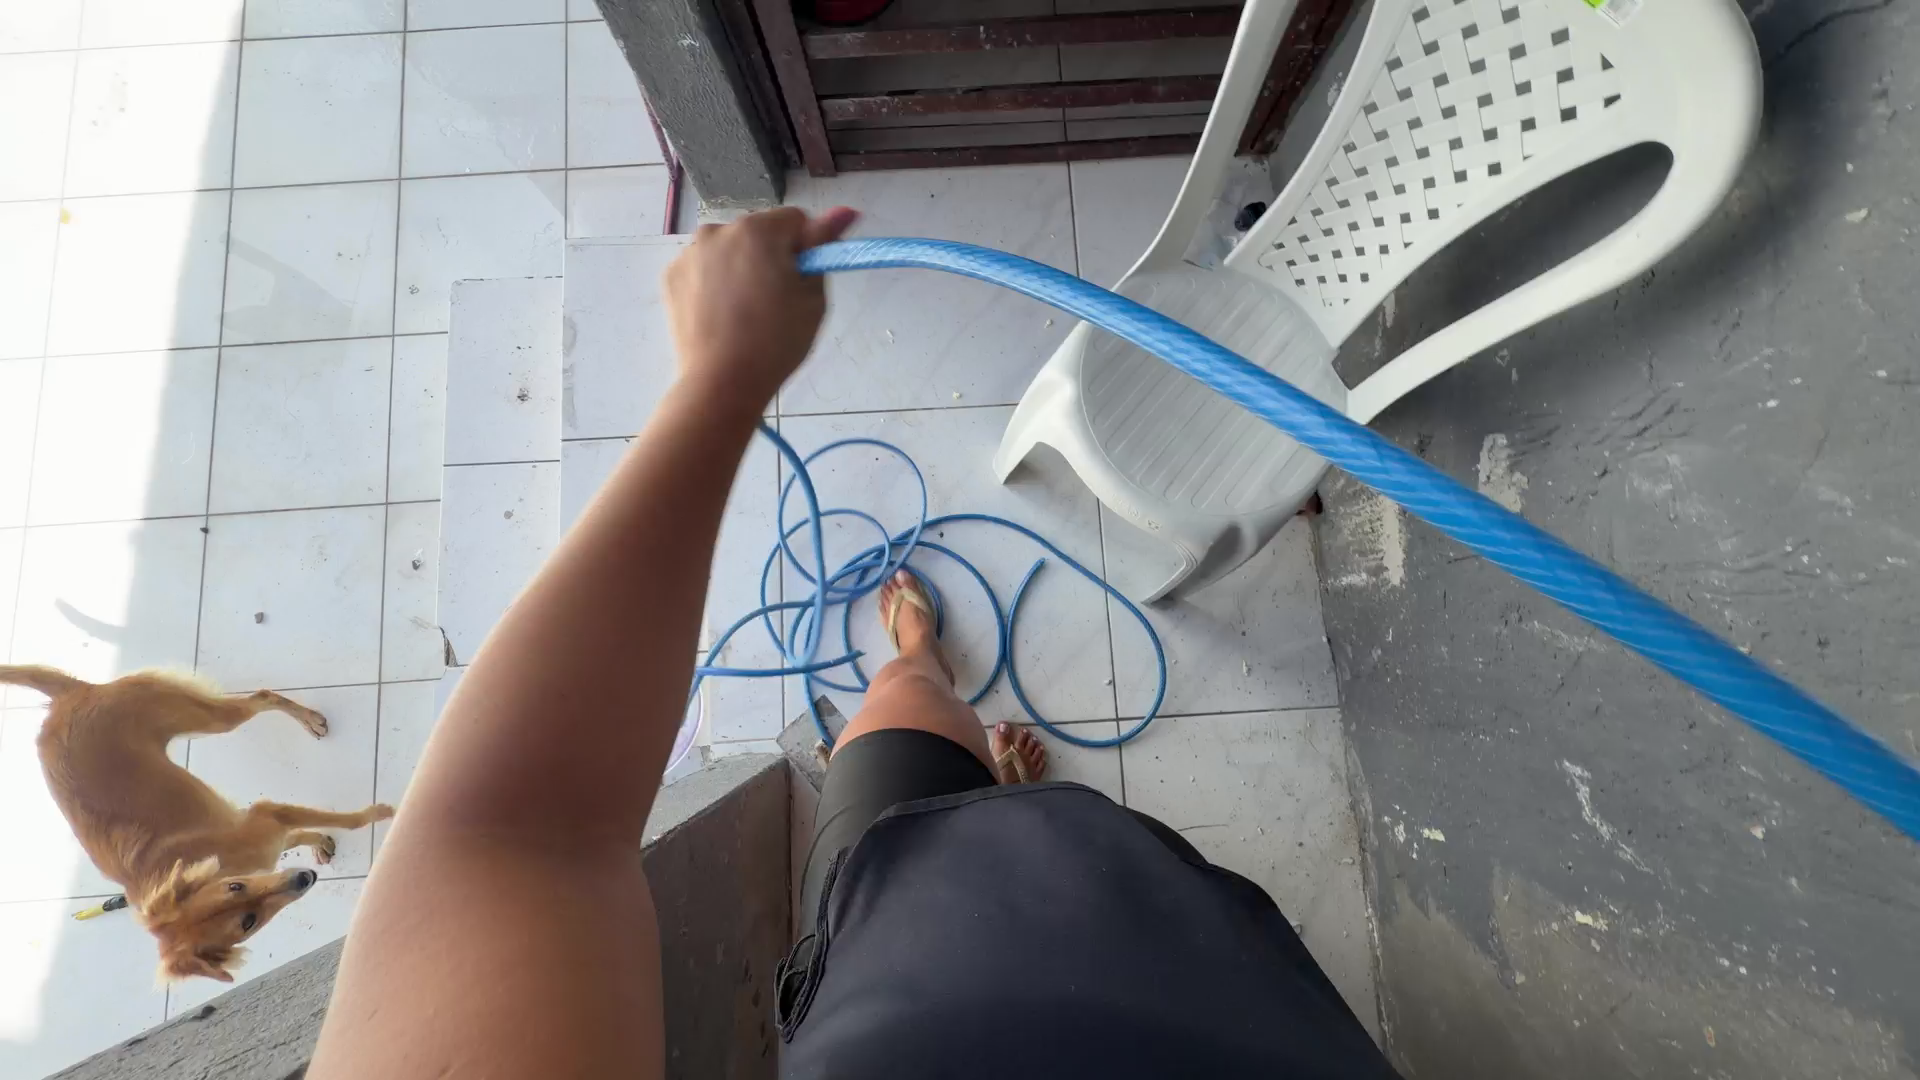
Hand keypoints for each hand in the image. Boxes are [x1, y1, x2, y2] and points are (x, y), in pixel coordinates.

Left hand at [663, 205, 858, 407]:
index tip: (803, 279)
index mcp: (759, 231)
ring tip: (746, 314)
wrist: (723, 383)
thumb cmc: (777, 343)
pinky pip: (704, 270)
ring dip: (741, 268)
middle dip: (770, 256)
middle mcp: (719, 230)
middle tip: (776, 303)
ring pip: (728, 251)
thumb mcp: (813, 299)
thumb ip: (824, 249)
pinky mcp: (671, 276)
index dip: (805, 248)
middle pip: (758, 233)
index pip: (795, 220)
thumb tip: (845, 211)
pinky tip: (722, 318)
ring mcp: (689, 252)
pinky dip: (715, 285)